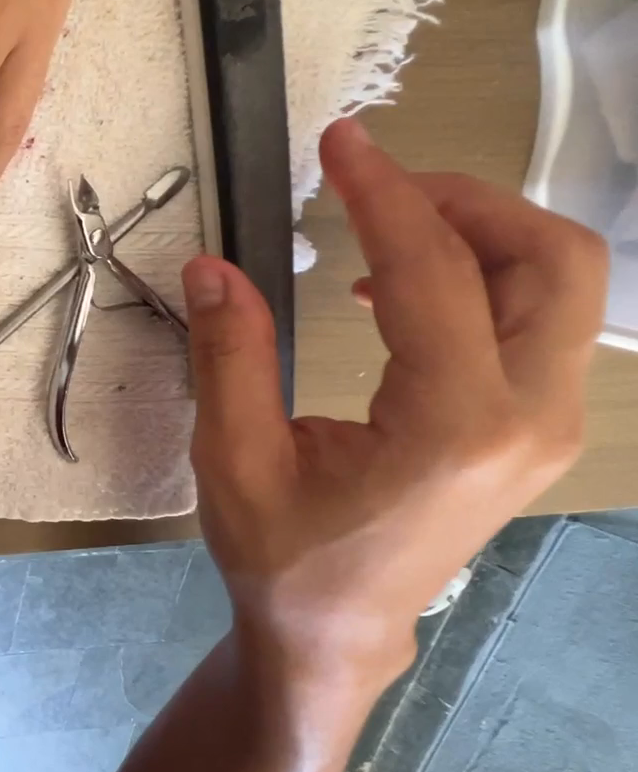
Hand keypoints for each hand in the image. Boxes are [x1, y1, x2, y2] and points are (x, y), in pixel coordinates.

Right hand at [184, 120, 607, 673]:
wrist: (337, 626)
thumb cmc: (278, 550)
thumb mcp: (233, 456)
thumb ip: (230, 355)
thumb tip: (211, 267)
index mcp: (451, 422)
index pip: (433, 273)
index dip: (382, 197)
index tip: (343, 144)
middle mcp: (530, 415)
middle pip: (549, 259)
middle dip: (463, 201)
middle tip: (372, 185)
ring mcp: (549, 423)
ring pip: (560, 285)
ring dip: (479, 233)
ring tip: (381, 227)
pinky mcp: (537, 427)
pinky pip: (539, 321)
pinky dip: (483, 277)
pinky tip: (398, 289)